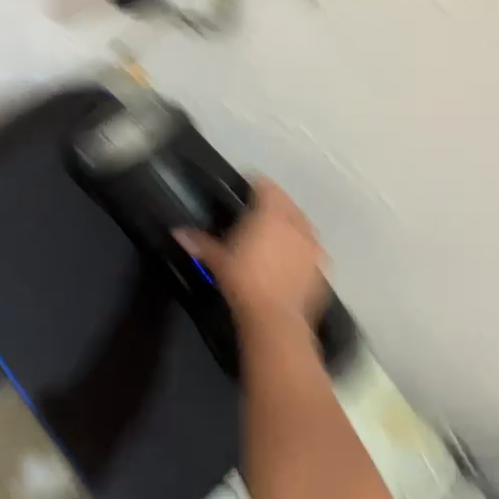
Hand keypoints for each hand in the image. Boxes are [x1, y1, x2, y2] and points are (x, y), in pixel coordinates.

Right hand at [173, 176, 326, 323]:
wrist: (274, 316)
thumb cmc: (242, 279)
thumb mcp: (216, 259)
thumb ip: (199, 242)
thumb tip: (177, 232)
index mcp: (270, 216)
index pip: (266, 188)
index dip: (256, 183)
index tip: (248, 183)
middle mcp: (295, 226)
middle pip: (288, 203)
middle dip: (276, 201)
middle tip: (261, 205)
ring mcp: (312, 247)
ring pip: (304, 224)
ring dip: (293, 222)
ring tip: (279, 228)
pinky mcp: (321, 267)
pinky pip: (311, 248)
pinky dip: (302, 245)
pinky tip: (292, 254)